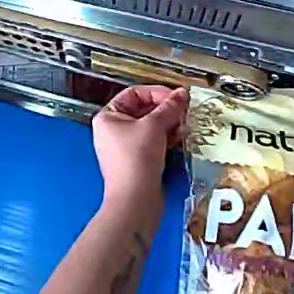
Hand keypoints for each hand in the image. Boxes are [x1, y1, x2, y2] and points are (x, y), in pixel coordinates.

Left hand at [92, 85, 187, 209]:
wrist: (136, 201)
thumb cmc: (137, 158)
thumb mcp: (155, 125)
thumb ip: (170, 106)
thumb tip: (183, 93)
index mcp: (108, 117)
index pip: (134, 93)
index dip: (156, 92)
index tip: (176, 96)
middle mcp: (113, 130)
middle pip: (143, 109)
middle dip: (165, 108)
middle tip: (184, 109)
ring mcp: (125, 147)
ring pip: (150, 126)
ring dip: (168, 122)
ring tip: (184, 123)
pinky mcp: (137, 160)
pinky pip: (153, 141)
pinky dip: (166, 136)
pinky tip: (180, 136)